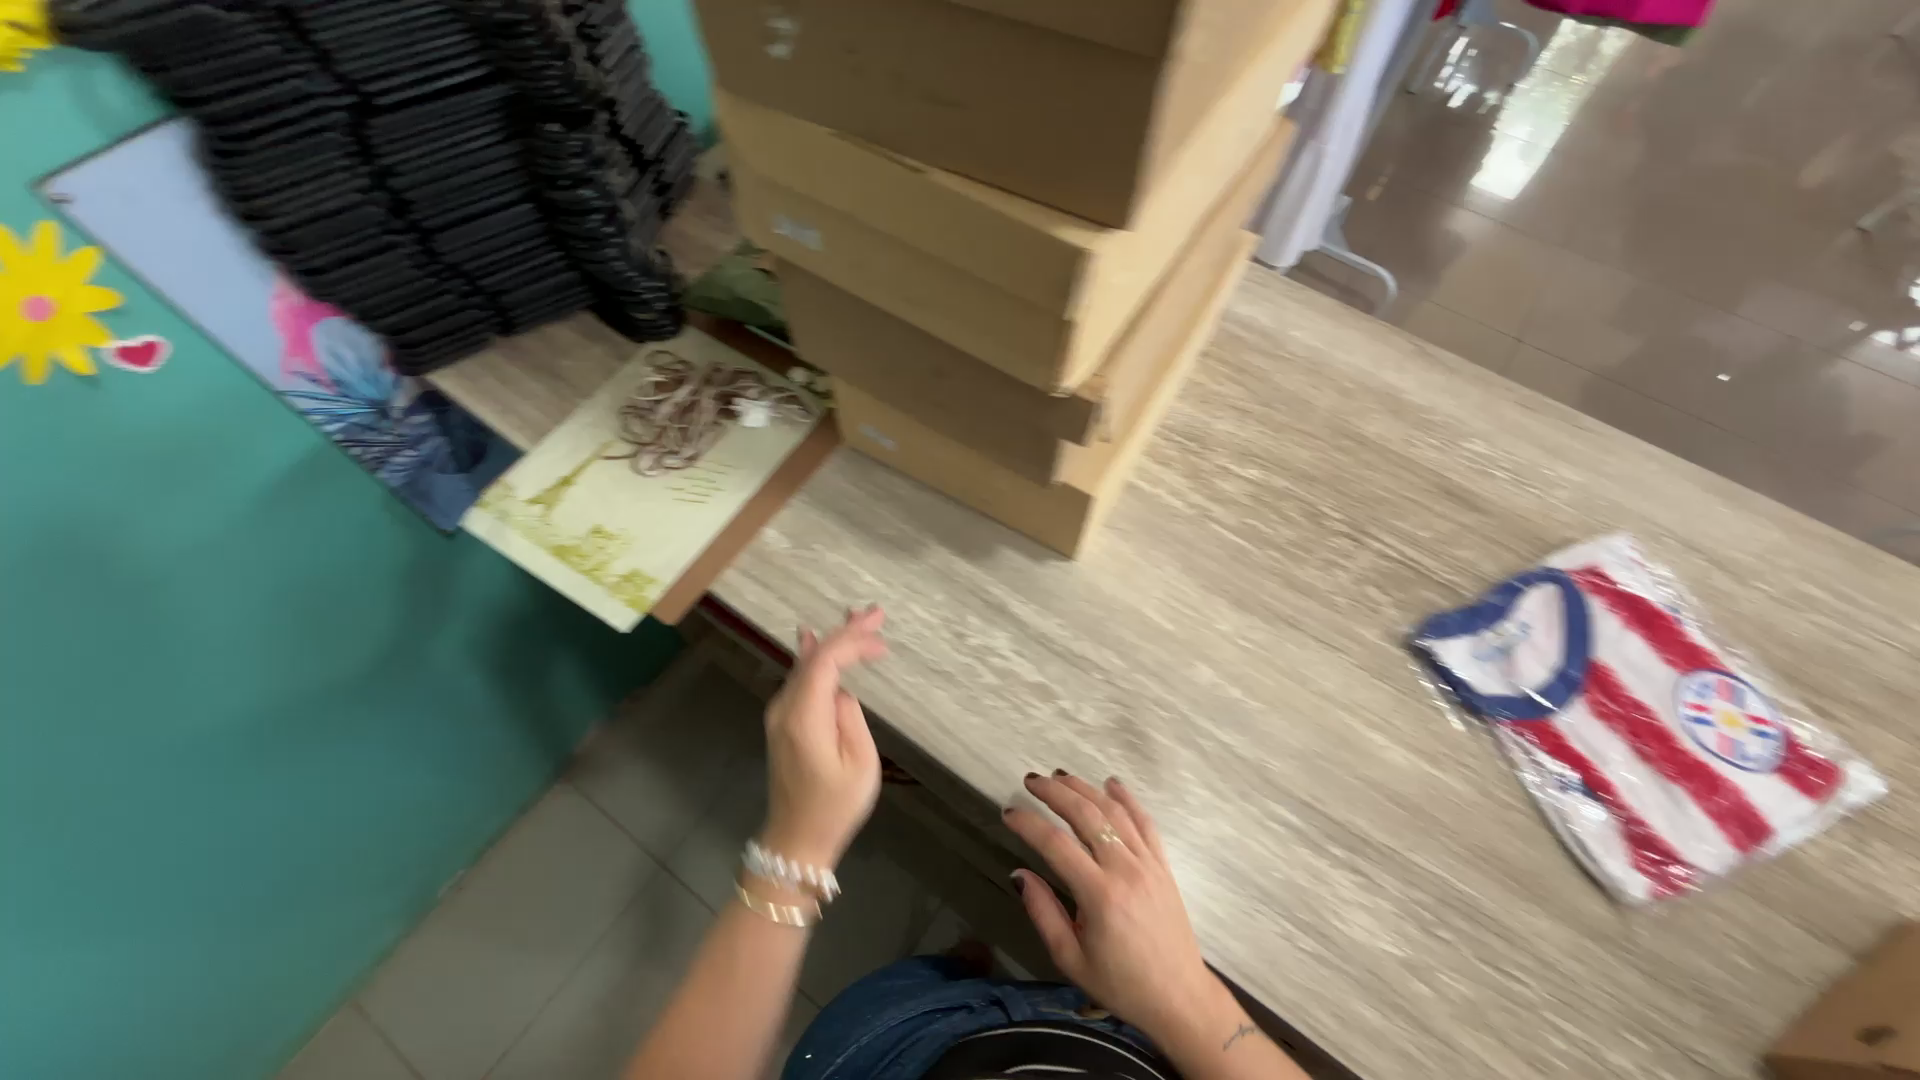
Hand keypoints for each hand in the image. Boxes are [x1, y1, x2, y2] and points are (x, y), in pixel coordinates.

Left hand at [758, 605, 887, 871]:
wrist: (796, 840)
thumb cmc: (835, 806)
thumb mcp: (860, 764)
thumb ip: (850, 716)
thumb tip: (841, 692)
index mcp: (804, 717)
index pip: (824, 661)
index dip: (853, 643)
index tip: (883, 641)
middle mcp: (785, 708)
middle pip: (813, 656)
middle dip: (846, 632)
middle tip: (876, 612)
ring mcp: (779, 714)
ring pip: (805, 664)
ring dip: (832, 640)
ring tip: (858, 618)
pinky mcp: (783, 722)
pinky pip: (799, 678)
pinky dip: (816, 656)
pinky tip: (812, 637)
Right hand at [1004, 772, 1236, 1044]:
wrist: (1179, 997)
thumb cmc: (1121, 984)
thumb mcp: (1071, 959)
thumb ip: (1043, 912)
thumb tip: (1020, 874)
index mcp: (1099, 895)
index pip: (1056, 844)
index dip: (1029, 824)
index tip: (1009, 812)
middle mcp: (1125, 870)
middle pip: (1086, 816)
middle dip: (1055, 793)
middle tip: (1031, 781)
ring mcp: (1148, 864)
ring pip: (1114, 812)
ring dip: (1085, 789)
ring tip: (1060, 776)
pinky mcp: (1163, 866)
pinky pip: (1145, 823)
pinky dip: (1127, 799)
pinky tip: (1111, 784)